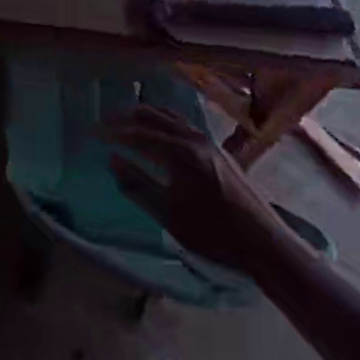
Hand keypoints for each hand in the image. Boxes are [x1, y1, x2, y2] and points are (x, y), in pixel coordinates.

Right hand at [100, 105, 279, 269]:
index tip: (93, 132)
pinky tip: (159, 133)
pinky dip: (163, 121)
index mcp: (179, 152)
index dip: (114, 132)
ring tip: (127, 120)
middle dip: (127, 116)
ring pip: (170, 117)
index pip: (138, 134)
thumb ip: (138, 185)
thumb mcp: (169, 215)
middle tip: (106, 120)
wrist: (265, 244)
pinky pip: (183, 124)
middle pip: (154, 116)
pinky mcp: (218, 150)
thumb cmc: (214, 234)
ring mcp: (208, 142)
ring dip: (146, 115)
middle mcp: (193, 138)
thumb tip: (113, 161)